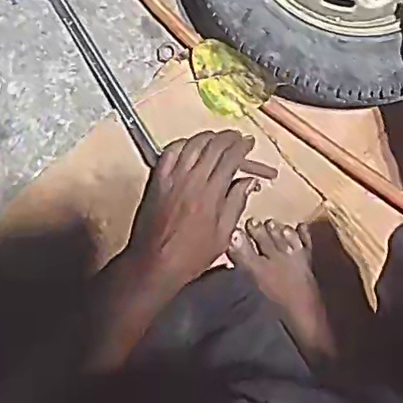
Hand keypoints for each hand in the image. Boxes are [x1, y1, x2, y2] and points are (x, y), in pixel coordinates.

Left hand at [123, 130, 258, 288]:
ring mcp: (172, 178)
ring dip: (208, 137)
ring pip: (193, 144)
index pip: (231, 158)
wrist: (153, 265)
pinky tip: (189, 145)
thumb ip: (236, 203)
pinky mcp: (157, 180)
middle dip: (229, 137)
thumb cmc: (190, 256)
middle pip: (214, 146)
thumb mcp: (223, 236)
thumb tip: (249, 181)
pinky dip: (183, 143)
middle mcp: (192, 180)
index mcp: (211, 194)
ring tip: (217, 137)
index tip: (248, 142)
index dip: (242, 146)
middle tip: (237, 137)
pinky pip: (170, 152)